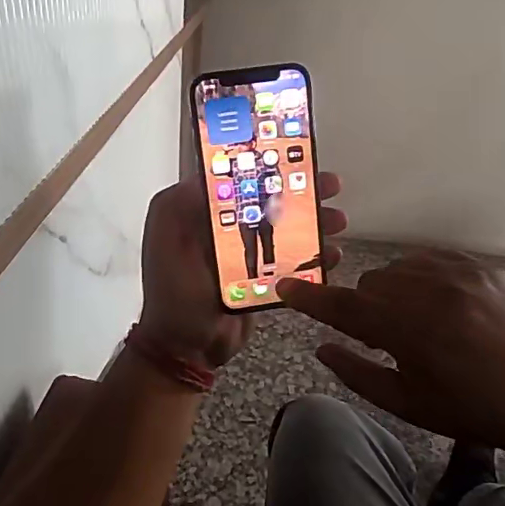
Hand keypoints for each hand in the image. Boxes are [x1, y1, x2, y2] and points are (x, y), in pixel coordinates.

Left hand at [135, 171, 345, 370]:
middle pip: (267, 200)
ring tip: (337, 220)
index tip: (294, 156)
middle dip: (299, 191)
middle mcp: (222, 228)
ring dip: (312, 221)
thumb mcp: (167, 240)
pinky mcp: (262, 278)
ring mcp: (244, 253)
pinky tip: (331, 254)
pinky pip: (291, 259)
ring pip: (284, 228)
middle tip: (330, 185)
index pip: (236, 178)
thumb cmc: (173, 294)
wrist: (187, 349)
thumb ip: (182, 204)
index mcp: (197, 213)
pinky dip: (312, 255)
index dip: (265, 165)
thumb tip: (213, 171)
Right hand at [276, 251, 504, 454]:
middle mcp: (430, 291)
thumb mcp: (410, 404)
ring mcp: (459, 274)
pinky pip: (431, 259)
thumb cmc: (474, 410)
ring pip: (399, 268)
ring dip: (393, 291)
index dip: (310, 298)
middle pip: (371, 284)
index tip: (285, 287)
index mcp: (410, 330)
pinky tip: (439, 303)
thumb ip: (358, 374)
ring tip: (418, 322)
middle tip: (387, 339)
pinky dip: (421, 277)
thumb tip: (322, 348)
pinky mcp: (481, 267)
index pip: (344, 307)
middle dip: (366, 308)